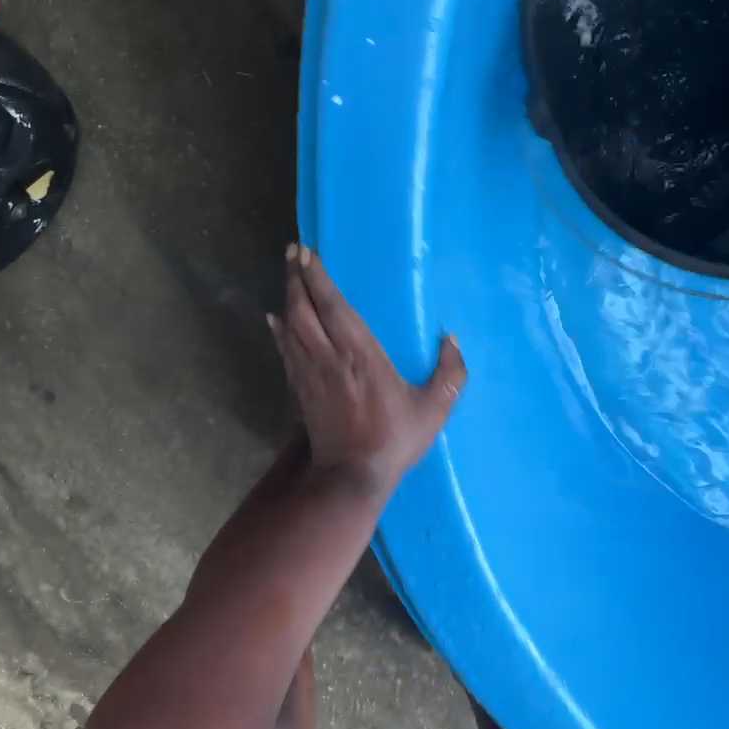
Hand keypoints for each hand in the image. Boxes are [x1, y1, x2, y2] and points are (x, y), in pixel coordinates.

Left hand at [267, 245, 466, 492]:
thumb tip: (453, 340)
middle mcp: (328, 357)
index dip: (317, 277)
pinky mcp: (300, 391)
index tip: (307, 253)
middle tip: (293, 252)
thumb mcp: (433, 408)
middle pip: (303, 309)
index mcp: (359, 354)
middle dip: (296, 278)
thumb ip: (449, 373)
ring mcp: (310, 374)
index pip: (332, 306)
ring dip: (287, 298)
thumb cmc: (394, 440)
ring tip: (288, 275)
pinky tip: (275, 320)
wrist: (351, 476)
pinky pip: (286, 352)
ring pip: (291, 327)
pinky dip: (279, 332)